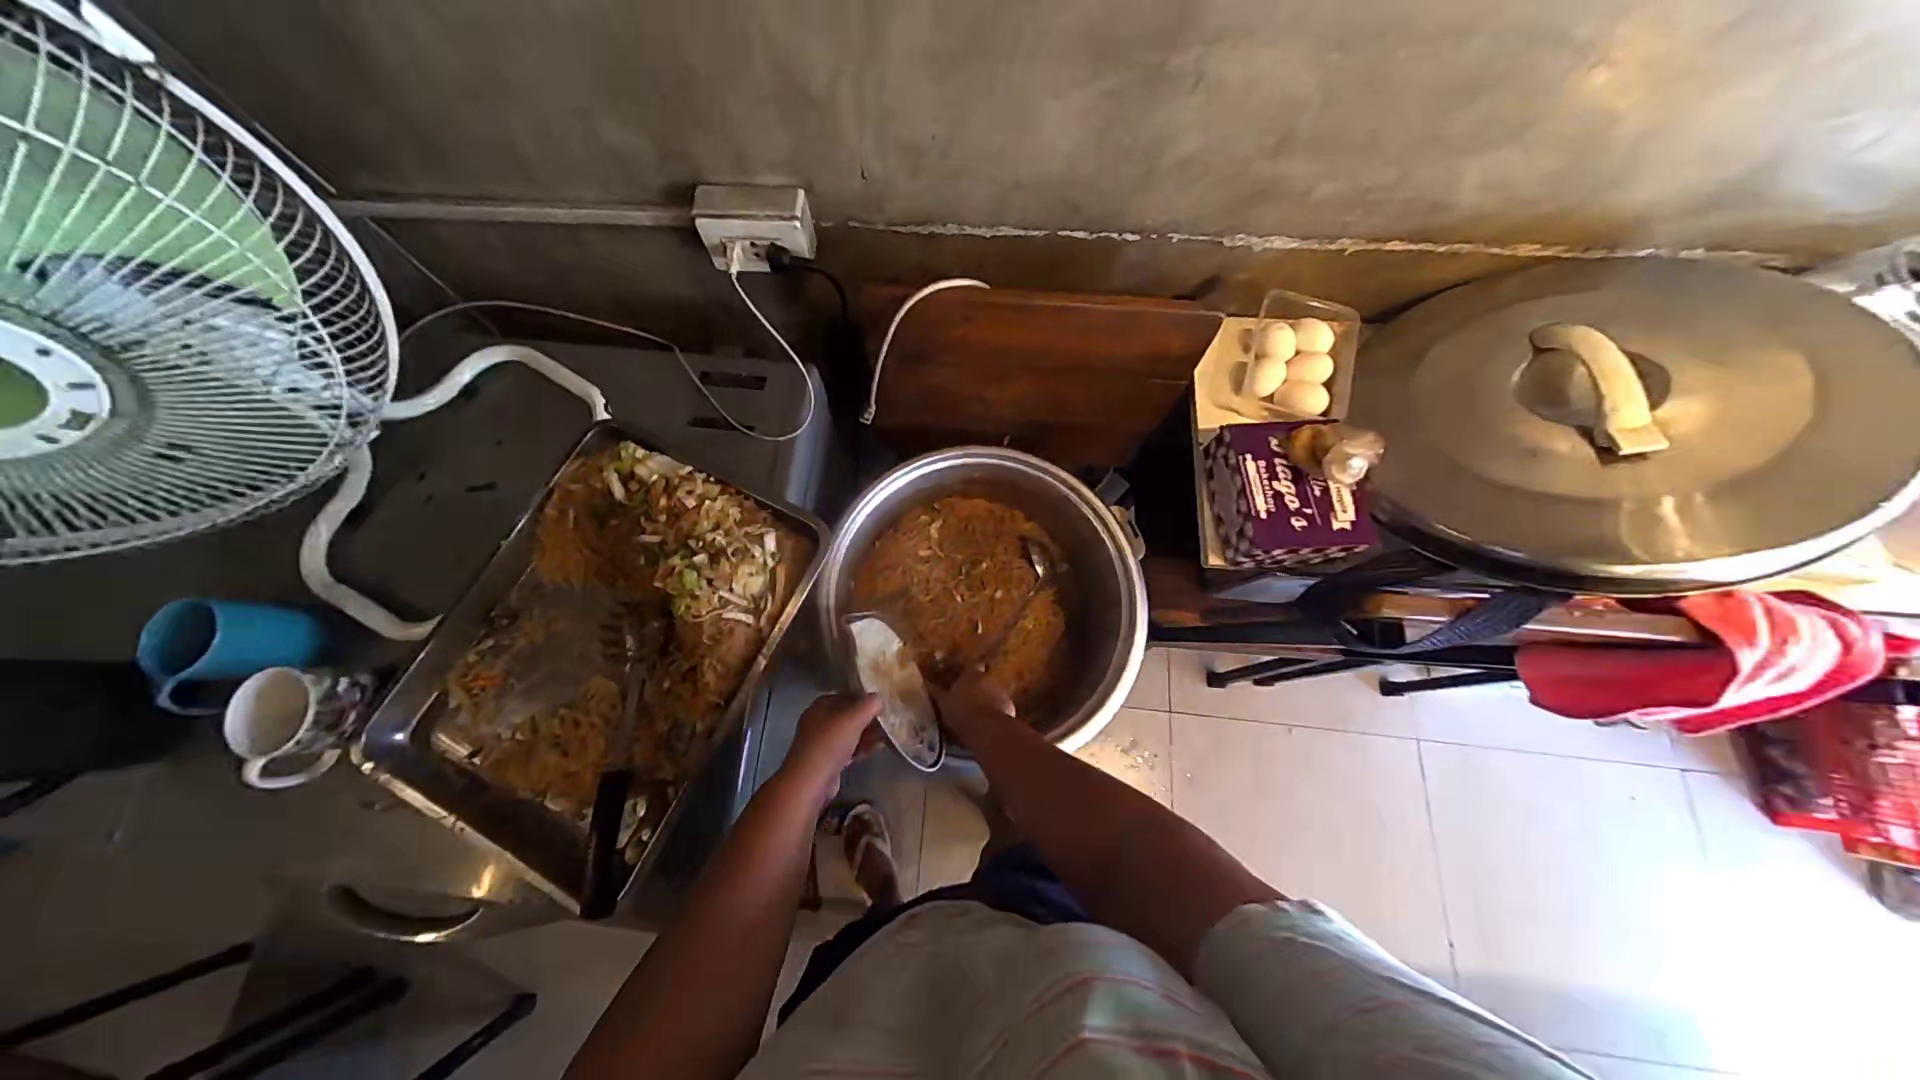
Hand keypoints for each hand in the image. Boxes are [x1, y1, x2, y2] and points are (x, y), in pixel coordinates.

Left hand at [779, 693, 880, 798]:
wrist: (812, 779)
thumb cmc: (831, 741)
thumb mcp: (855, 716)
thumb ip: (870, 703)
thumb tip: (879, 699)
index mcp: (822, 705)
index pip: (848, 695)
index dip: (866, 698)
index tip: (883, 704)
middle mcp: (819, 721)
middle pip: (849, 716)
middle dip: (869, 718)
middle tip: (889, 721)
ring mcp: (822, 743)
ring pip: (850, 734)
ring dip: (868, 734)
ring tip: (888, 734)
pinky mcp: (828, 761)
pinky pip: (849, 750)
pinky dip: (863, 748)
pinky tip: (879, 748)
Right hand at [933, 667, 1015, 747]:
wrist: (987, 729)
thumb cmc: (961, 712)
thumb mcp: (943, 704)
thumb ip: (936, 693)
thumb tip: (925, 683)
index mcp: (971, 674)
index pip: (972, 666)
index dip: (968, 672)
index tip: (963, 679)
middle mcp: (989, 679)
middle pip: (984, 680)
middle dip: (978, 687)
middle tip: (969, 699)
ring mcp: (1002, 692)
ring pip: (993, 693)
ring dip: (988, 699)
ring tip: (978, 713)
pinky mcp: (1010, 707)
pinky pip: (1001, 707)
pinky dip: (995, 712)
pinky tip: (988, 723)